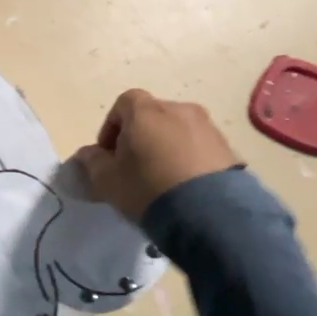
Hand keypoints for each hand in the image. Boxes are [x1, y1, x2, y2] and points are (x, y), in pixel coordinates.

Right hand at [74, 89, 239, 221]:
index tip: (109, 152)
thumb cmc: (146, 187)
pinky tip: (182, 184)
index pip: (124, 103)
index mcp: (146, 111)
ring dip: (165, 146)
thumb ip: (92, 161)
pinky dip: (187, 158)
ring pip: (177, 130)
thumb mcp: (106, 179)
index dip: (112, 125)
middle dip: (139, 135)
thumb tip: (88, 153)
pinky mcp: (228, 148)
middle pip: (152, 115)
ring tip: (160, 177)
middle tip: (133, 165)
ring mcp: (207, 128)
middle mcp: (179, 110)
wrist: (209, 212)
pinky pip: (199, 146)